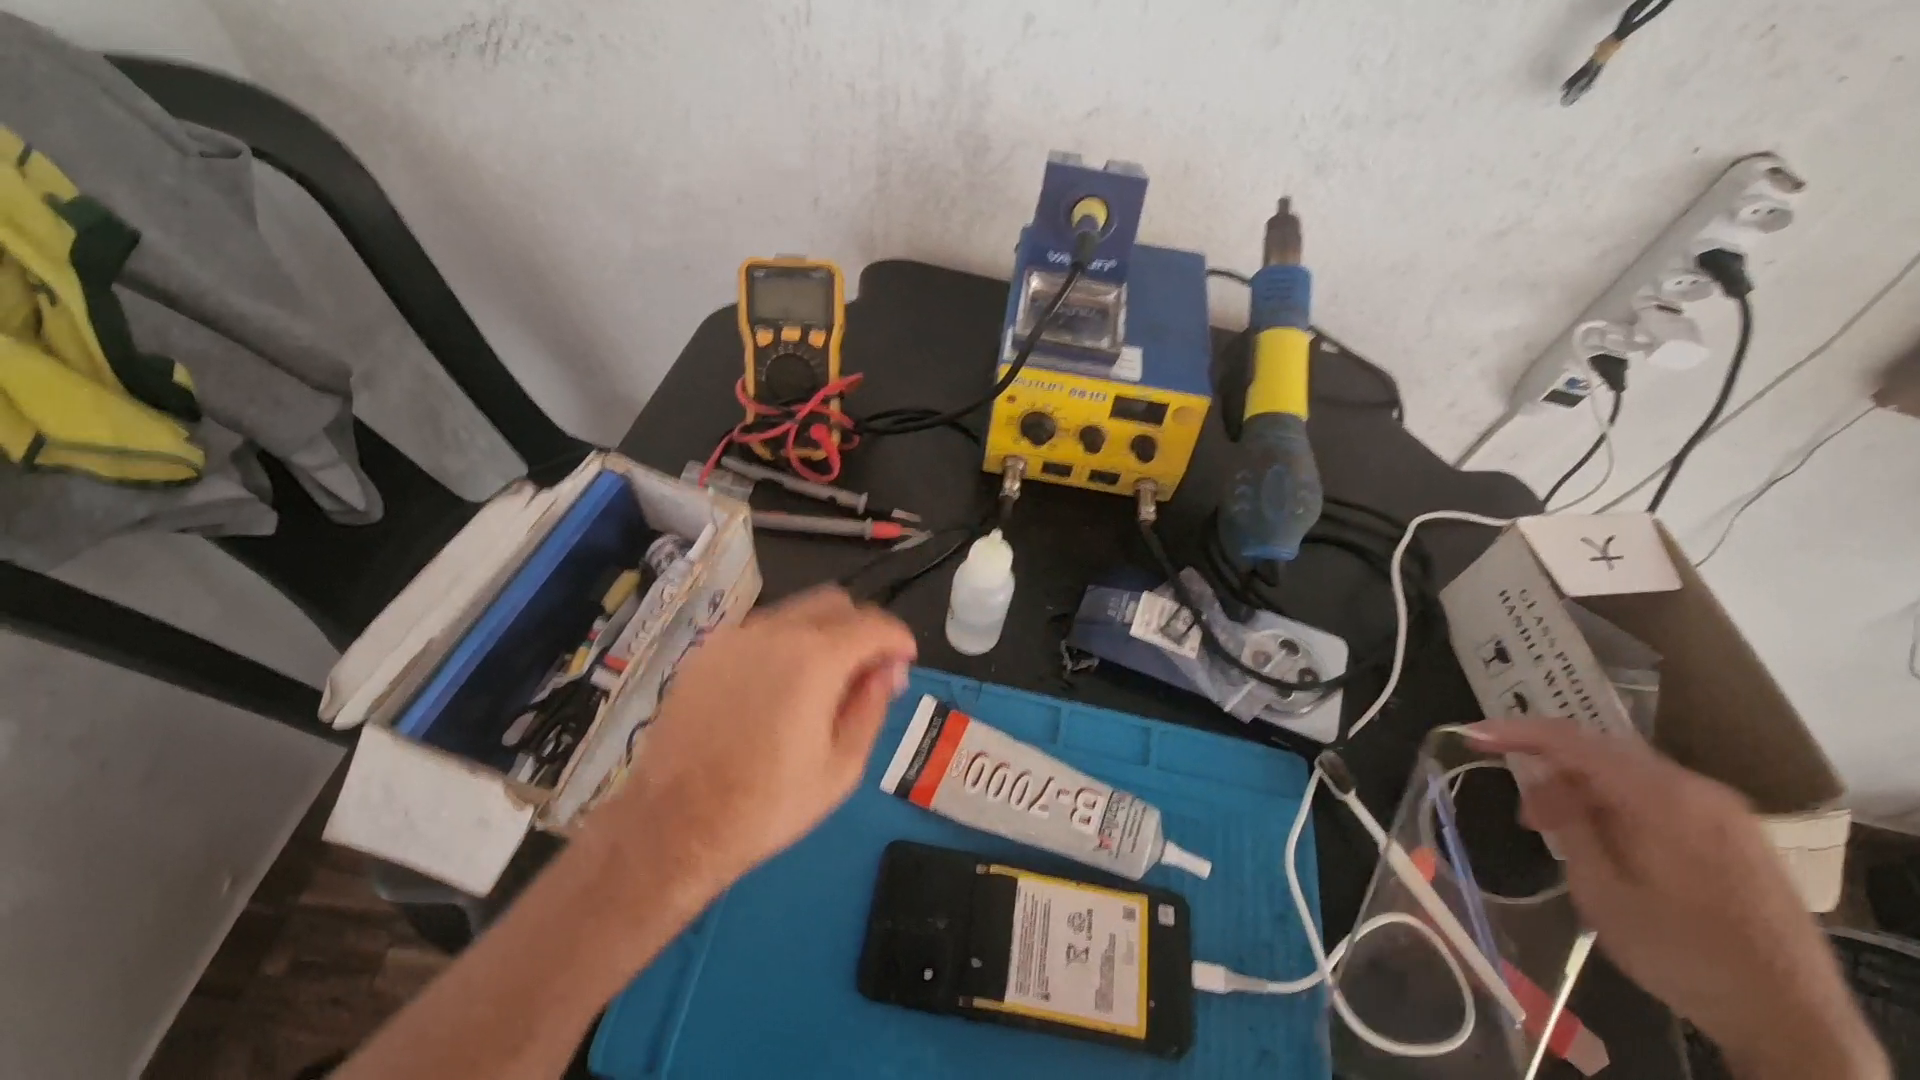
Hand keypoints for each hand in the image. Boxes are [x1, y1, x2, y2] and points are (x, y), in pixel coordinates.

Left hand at [582, 587, 915, 901]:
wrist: (675, 824)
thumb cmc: (769, 805)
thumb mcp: (842, 767)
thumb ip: (871, 707)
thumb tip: (887, 670)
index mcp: (816, 659)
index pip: (874, 625)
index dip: (898, 640)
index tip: (905, 662)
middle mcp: (775, 632)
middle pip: (835, 603)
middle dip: (862, 629)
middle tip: (869, 671)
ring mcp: (733, 638)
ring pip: (795, 612)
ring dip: (822, 633)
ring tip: (824, 681)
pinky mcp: (704, 654)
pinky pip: (758, 632)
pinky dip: (784, 644)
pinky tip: (779, 688)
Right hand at [1467, 718, 1885, 1079]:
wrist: (1794, 1017)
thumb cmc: (1682, 955)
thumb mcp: (1602, 893)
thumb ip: (1570, 824)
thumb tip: (1543, 777)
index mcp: (1661, 797)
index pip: (1574, 741)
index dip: (1517, 732)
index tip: (1473, 736)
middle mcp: (1698, 789)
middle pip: (1606, 754)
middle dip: (1552, 771)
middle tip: (1522, 814)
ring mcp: (1725, 812)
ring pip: (1635, 778)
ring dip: (1587, 794)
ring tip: (1560, 836)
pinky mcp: (1738, 836)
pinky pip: (1663, 800)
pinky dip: (1622, 808)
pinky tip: (1609, 844)